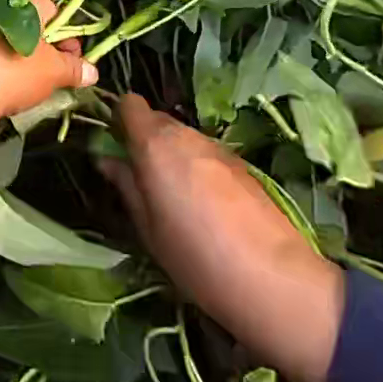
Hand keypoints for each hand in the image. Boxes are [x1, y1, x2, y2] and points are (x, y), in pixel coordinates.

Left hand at [0, 0, 98, 137]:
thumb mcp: (52, 73)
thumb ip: (73, 68)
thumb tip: (92, 70)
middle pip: (23, 22)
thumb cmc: (11, 73)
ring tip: (13, 82)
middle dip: (36, 46)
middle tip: (44, 75)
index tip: (69, 62)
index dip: (64, 38)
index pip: (53, 11)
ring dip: (7, 51)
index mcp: (23, 1)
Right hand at [99, 94, 344, 381]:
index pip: (129, 103)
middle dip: (145, 140)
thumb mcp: (147, 228)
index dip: (119, 119)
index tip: (116, 146)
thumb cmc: (195, 256)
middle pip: (156, 119)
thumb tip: (108, 159)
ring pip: (182, 137)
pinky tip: (206, 205)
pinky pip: (205, 153)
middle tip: (143, 179)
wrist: (274, 279)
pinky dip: (198, 167)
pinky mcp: (241, 163)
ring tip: (176, 197)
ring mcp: (216, 146)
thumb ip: (126, 185)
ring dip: (173, 155)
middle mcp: (184, 133)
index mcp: (154, 143)